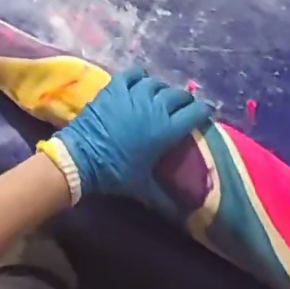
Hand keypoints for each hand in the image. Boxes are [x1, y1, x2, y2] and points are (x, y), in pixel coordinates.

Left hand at [54, 66, 211, 203]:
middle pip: (178, 94)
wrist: (82, 157)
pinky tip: (138, 81)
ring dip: (161, 89)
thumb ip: (166, 198)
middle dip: (184, 99)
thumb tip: (184, 215)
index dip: (205, 109)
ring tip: (159, 96)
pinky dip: (138, 75)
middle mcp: (155, 107)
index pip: (196, 111)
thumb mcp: (144, 187)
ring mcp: (134, 94)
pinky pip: (132, 73)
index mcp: (167, 130)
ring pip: (156, 83)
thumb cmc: (115, 172)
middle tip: (182, 106)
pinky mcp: (115, 87)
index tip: (207, 110)